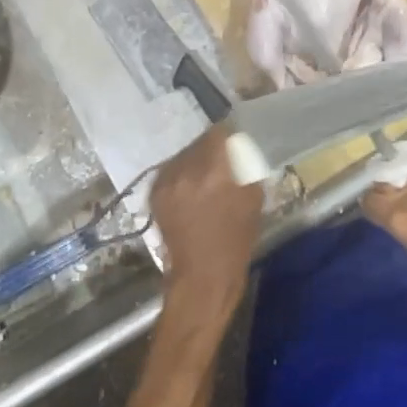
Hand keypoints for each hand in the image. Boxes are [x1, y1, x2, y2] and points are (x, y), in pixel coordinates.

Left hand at [150, 124, 262, 315]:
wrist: (202, 273)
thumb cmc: (236, 239)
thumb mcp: (252, 197)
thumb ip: (245, 166)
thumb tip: (240, 147)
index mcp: (215, 170)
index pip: (219, 132)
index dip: (228, 134)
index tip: (234, 141)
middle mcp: (187, 170)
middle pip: (199, 142)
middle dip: (211, 148)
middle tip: (221, 161)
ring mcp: (167, 180)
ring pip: (183, 155)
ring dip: (194, 161)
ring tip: (203, 178)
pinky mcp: (154, 192)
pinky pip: (170, 171)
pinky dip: (180, 175)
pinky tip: (189, 191)